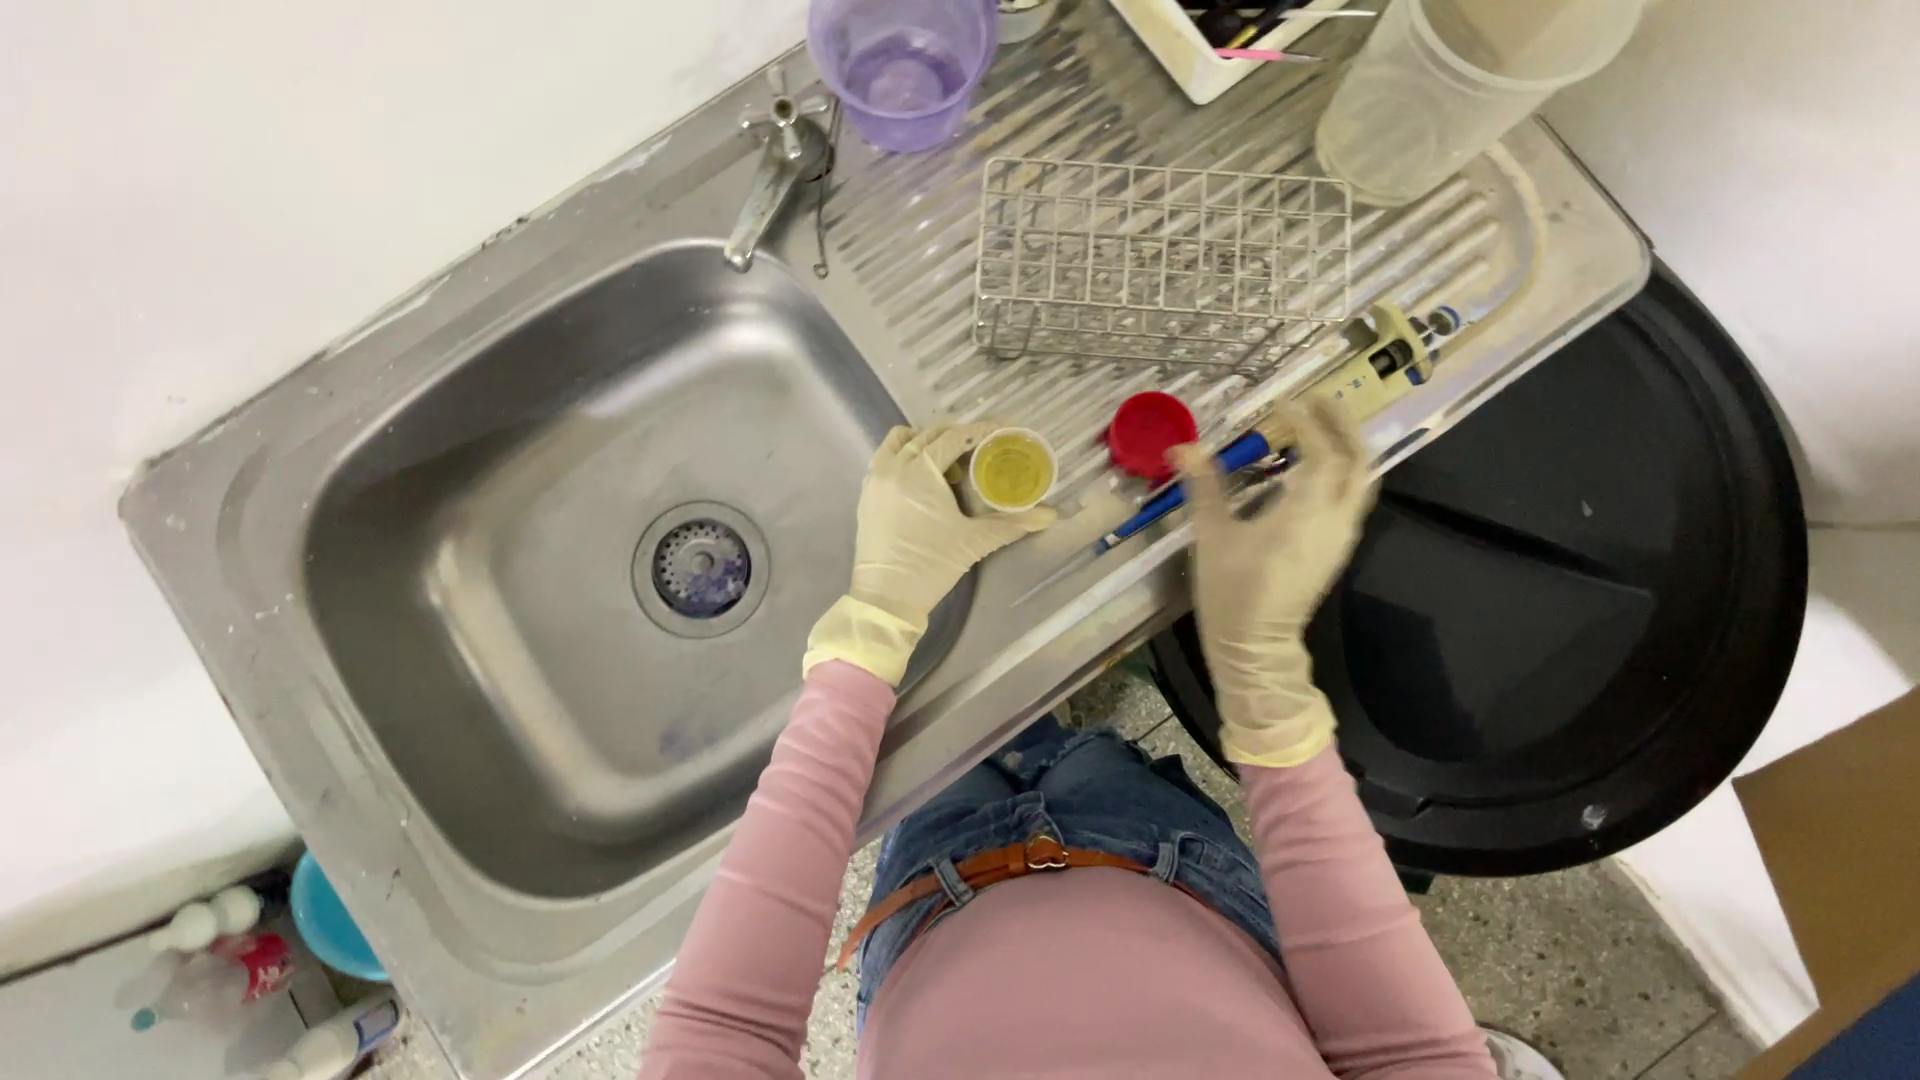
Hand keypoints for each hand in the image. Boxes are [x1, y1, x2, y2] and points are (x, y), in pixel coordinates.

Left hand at [804, 423, 1055, 684]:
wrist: (885, 598)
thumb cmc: (930, 567)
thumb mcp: (973, 542)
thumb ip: (1012, 524)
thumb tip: (1048, 515)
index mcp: (920, 472)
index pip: (954, 438)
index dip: (980, 431)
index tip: (1000, 431)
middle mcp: (894, 467)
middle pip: (928, 434)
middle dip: (956, 435)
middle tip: (980, 448)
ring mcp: (875, 479)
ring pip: (900, 441)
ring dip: (925, 440)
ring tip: (946, 461)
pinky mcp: (866, 494)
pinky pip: (884, 458)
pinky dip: (904, 455)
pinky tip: (922, 478)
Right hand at [1172, 398, 1375, 766]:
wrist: (1255, 644)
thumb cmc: (1231, 590)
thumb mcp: (1212, 535)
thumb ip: (1205, 486)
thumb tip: (1183, 448)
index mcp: (1306, 513)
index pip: (1321, 452)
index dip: (1307, 422)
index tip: (1284, 402)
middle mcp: (1335, 520)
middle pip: (1357, 460)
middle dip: (1341, 425)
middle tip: (1318, 400)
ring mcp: (1342, 536)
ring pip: (1362, 480)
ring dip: (1348, 446)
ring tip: (1321, 426)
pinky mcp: (1337, 549)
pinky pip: (1353, 498)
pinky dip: (1342, 472)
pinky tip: (1315, 468)